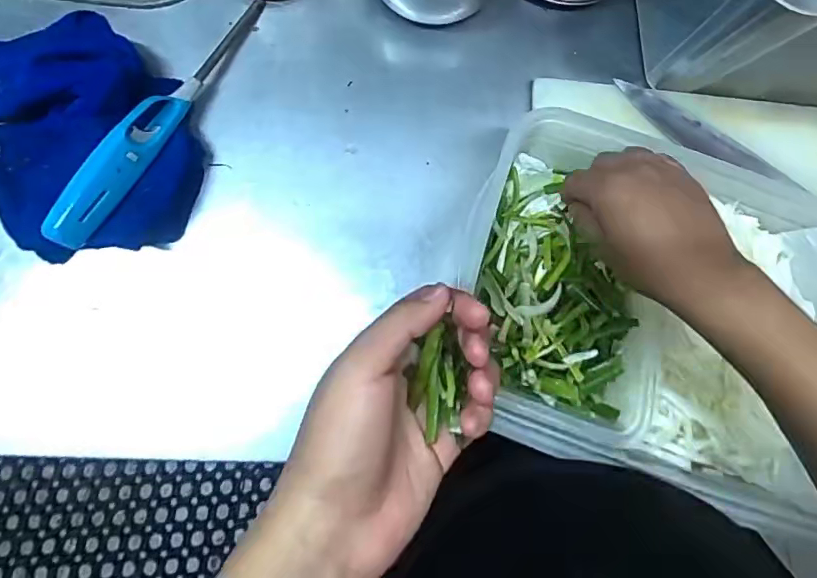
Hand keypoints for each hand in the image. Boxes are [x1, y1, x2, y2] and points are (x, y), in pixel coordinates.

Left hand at [224, 284, 498, 577]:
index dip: (455, 307)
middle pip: (452, 341)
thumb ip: (403, 323)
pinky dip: (480, 413)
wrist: (334, 525)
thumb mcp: (363, 365)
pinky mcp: (442, 448)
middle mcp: (405, 375)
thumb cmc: (341, 435)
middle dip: (473, 339)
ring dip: (482, 375)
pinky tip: (473, 424)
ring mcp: (424, 412)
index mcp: (382, 350)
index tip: (478, 314)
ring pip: (467, 377)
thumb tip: (443, 290)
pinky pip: (472, 417)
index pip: (426, 312)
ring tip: (479, 392)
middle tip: (478, 352)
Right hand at [562, 147, 754, 313]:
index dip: (570, 196)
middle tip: (603, 206)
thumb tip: (580, 206)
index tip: (576, 211)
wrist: (704, 271)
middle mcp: (628, 167)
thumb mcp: (606, 251)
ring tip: (628, 194)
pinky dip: (645, 170)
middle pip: (599, 164)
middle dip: (594, 182)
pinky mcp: (680, 171)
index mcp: (604, 187)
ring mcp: (657, 166)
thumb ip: (585, 221)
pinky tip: (652, 190)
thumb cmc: (649, 266)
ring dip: (620, 172)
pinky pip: (653, 160)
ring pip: (626, 157)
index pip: (574, 181)